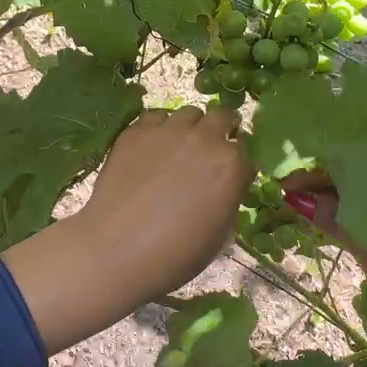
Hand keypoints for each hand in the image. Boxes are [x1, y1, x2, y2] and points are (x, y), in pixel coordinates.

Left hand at [1, 106, 249, 354]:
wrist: (119, 249)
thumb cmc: (177, 253)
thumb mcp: (221, 230)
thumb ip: (228, 194)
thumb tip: (224, 181)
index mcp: (231, 166)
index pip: (248, 147)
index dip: (240, 156)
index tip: (233, 164)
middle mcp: (203, 139)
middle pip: (223, 117)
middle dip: (223, 128)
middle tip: (214, 144)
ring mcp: (168, 131)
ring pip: (190, 113)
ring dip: (192, 126)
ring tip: (181, 144)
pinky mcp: (136, 130)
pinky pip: (156, 116)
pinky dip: (160, 127)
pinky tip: (153, 145)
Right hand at [283, 174, 366, 366]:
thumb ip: (341, 224)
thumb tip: (295, 196)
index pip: (365, 162)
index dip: (323, 168)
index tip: (288, 178)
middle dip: (329, 183)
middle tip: (289, 192)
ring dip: (344, 199)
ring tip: (305, 204)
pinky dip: (362, 214)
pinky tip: (339, 220)